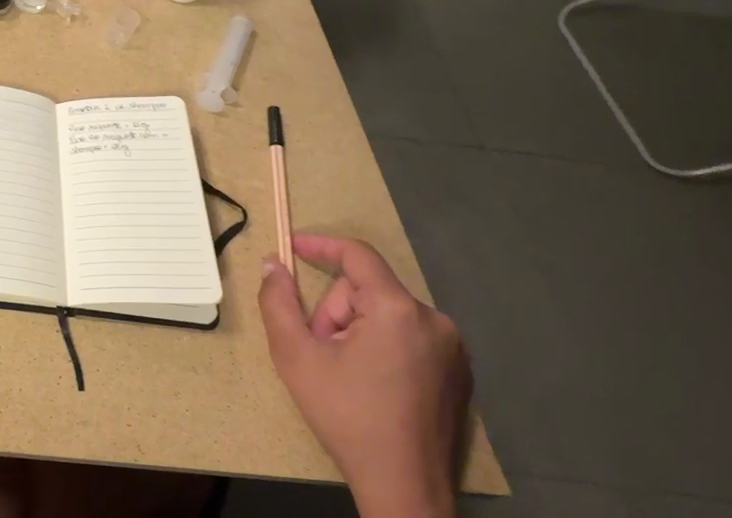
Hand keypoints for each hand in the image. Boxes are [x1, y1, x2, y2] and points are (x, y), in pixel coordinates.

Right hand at [258, 234, 470, 517]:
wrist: (404, 486)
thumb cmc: (347, 415)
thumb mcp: (295, 355)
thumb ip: (277, 301)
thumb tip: (273, 264)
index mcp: (396, 310)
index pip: (357, 255)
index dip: (320, 245)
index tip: (291, 248)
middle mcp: (433, 319)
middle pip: (366, 291)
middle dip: (336, 313)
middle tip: (322, 352)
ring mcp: (452, 347)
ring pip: (386, 314)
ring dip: (358, 331)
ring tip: (347, 373)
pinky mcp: (459, 371)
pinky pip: (409, 336)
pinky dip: (384, 346)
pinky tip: (374, 383)